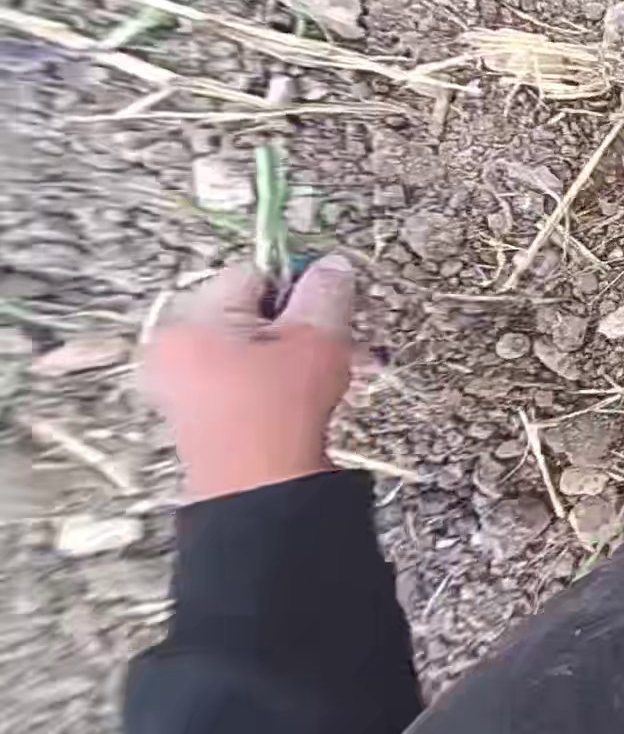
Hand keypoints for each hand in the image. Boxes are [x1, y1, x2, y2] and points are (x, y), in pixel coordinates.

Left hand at [139, 255, 356, 500]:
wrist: (260, 474)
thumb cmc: (284, 400)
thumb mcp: (318, 334)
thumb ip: (325, 290)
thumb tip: (332, 262)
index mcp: (192, 322)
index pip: (253, 274)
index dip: (300, 282)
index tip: (333, 301)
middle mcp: (171, 345)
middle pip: (251, 308)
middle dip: (303, 318)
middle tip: (339, 334)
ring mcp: (176, 376)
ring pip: (251, 338)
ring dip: (298, 342)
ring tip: (335, 360)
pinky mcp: (193, 401)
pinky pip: (241, 364)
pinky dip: (279, 364)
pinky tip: (311, 380)